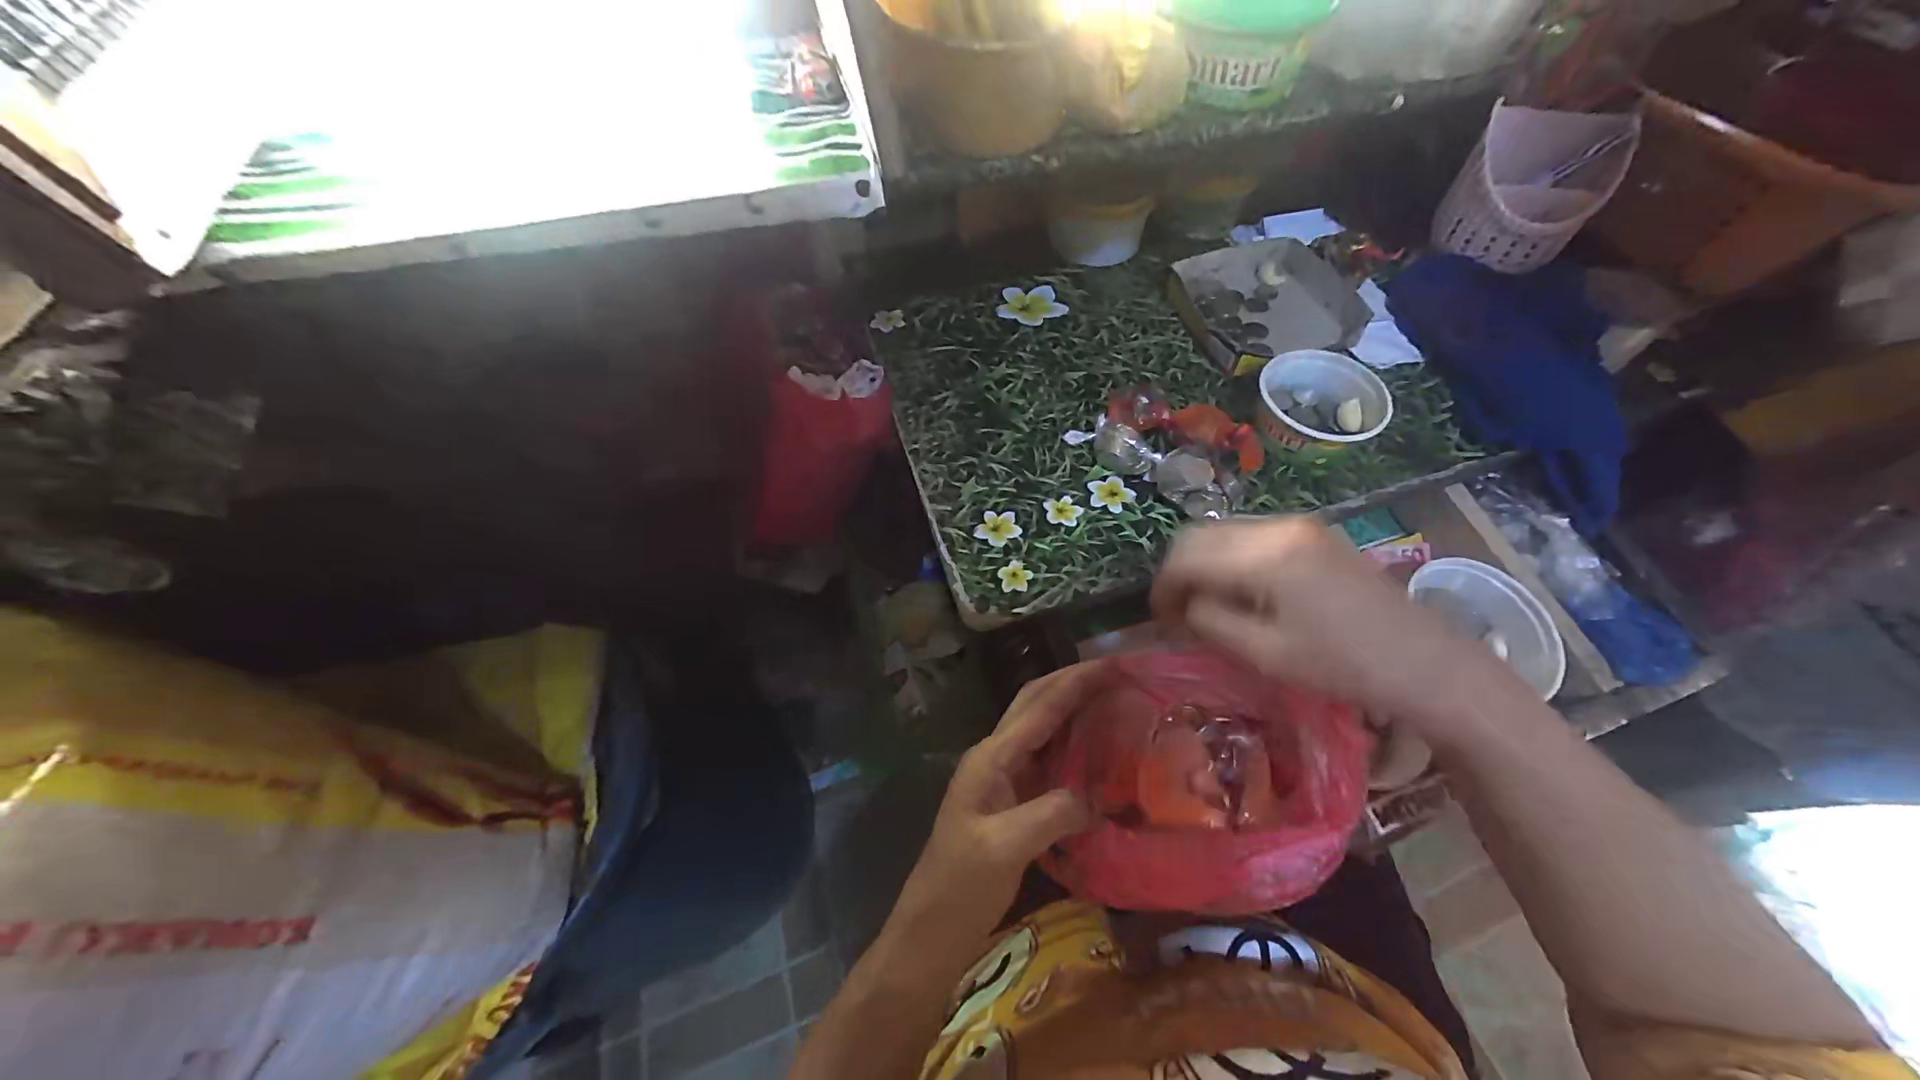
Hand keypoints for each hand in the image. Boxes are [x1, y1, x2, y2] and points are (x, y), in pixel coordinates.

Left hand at [888, 660, 1105, 951]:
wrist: (931, 928)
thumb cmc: (960, 885)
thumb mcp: (1005, 848)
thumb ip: (1052, 814)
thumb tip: (1098, 797)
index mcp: (990, 757)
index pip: (1039, 707)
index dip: (1077, 682)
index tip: (1115, 664)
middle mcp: (996, 757)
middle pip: (1036, 705)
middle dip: (1074, 683)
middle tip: (1119, 674)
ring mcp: (1003, 779)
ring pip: (1043, 730)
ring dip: (1074, 710)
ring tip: (1115, 701)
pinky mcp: (1013, 802)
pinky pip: (1048, 762)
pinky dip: (1074, 749)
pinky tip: (1100, 755)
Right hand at [1150, 516, 1521, 726]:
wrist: (1429, 663)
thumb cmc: (1345, 666)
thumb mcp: (1265, 653)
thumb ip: (1210, 621)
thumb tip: (1182, 605)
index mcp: (1265, 554)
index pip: (1185, 556)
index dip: (1162, 588)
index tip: (1158, 620)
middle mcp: (1278, 526)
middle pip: (1199, 534)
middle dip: (1178, 571)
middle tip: (1177, 612)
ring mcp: (1300, 525)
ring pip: (1223, 532)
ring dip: (1203, 564)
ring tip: (1206, 605)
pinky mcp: (1315, 533)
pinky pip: (1251, 536)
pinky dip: (1231, 559)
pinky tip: (1240, 592)